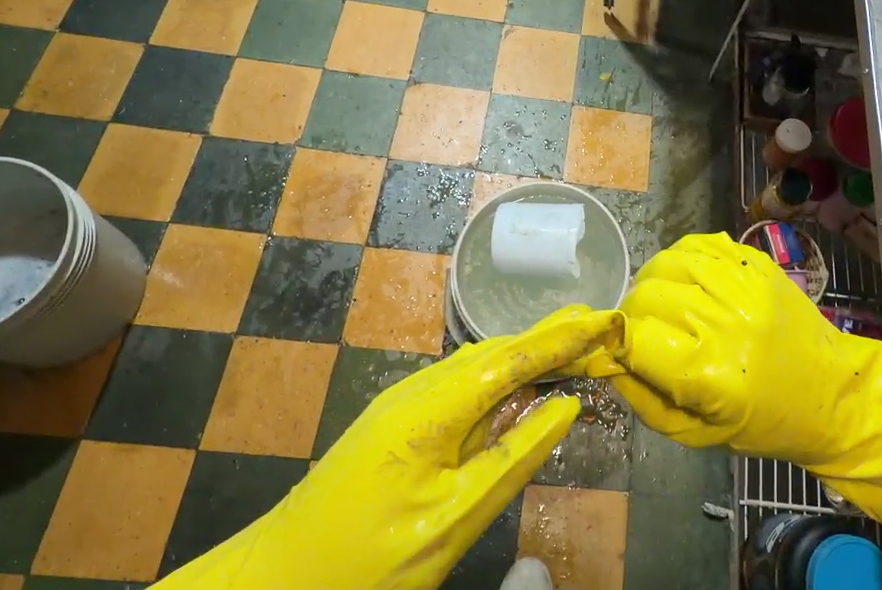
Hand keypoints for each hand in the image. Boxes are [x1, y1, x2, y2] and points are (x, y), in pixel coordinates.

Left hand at [154, 307, 624, 589]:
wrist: (277, 576)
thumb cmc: (369, 560)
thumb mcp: (452, 520)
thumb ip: (512, 460)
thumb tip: (564, 407)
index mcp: (433, 409)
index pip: (512, 360)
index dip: (562, 340)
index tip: (604, 318)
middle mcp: (419, 390)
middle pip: (497, 353)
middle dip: (551, 337)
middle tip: (603, 323)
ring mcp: (405, 403)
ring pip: (478, 367)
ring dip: (528, 354)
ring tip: (575, 345)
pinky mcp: (399, 421)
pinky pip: (461, 388)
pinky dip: (502, 379)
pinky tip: (520, 385)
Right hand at [610, 233, 881, 537]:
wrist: (829, 391)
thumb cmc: (760, 421)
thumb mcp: (693, 431)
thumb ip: (641, 394)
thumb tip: (604, 355)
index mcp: (709, 372)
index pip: (634, 334)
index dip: (616, 337)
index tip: (617, 343)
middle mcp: (726, 322)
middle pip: (647, 293)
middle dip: (633, 310)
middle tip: (644, 328)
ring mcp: (745, 285)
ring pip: (668, 261)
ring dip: (654, 280)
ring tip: (664, 300)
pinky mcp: (757, 264)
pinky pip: (699, 244)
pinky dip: (682, 258)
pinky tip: (688, 280)